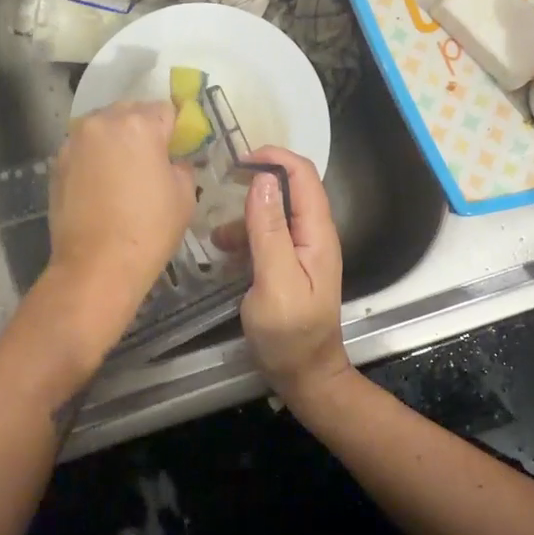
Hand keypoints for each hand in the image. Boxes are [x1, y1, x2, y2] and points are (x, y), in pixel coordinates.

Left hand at [25, 101, 196, 366]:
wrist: (96, 266)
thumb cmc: (148, 229)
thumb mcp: (184, 195)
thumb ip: (181, 164)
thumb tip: (172, 160)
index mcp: (139, 124)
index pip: (166, 109)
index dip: (175, 129)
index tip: (178, 150)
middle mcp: (102, 123)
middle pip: (130, 112)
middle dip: (143, 129)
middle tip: (152, 161)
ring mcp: (75, 142)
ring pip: (103, 128)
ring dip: (116, 141)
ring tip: (124, 174)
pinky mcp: (57, 163)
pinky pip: (84, 148)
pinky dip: (95, 158)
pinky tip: (102, 186)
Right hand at [220, 146, 353, 405]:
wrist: (305, 377)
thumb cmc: (290, 334)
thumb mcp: (274, 281)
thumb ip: (269, 230)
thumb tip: (262, 180)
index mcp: (317, 233)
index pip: (303, 175)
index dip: (273, 158)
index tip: (237, 160)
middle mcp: (314, 234)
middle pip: (290, 188)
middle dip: (256, 180)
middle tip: (221, 186)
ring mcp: (302, 250)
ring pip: (275, 212)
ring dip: (246, 214)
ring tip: (216, 235)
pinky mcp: (288, 265)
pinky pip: (268, 235)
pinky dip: (245, 235)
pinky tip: (223, 250)